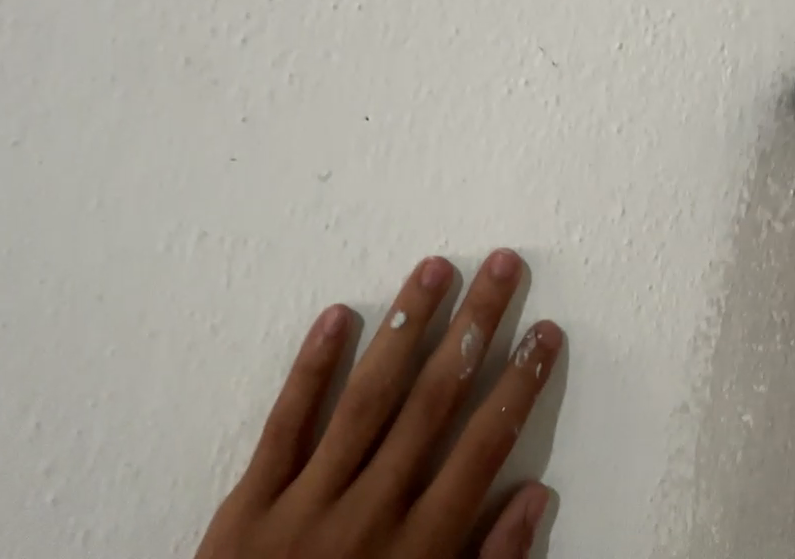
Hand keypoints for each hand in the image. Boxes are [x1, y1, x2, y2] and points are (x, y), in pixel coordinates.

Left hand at [196, 251, 562, 558]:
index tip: (545, 331)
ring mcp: (306, 504)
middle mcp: (371, 512)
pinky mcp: (250, 504)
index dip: (521, 384)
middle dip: (474, 326)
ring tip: (435, 268)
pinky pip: (284, 425)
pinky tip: (338, 314)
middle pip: (433, 401)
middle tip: (503, 264)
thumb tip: (536, 493)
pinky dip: (311, 368)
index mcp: (420, 548)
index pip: (485, 447)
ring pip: (367, 397)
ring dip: (406, 326)